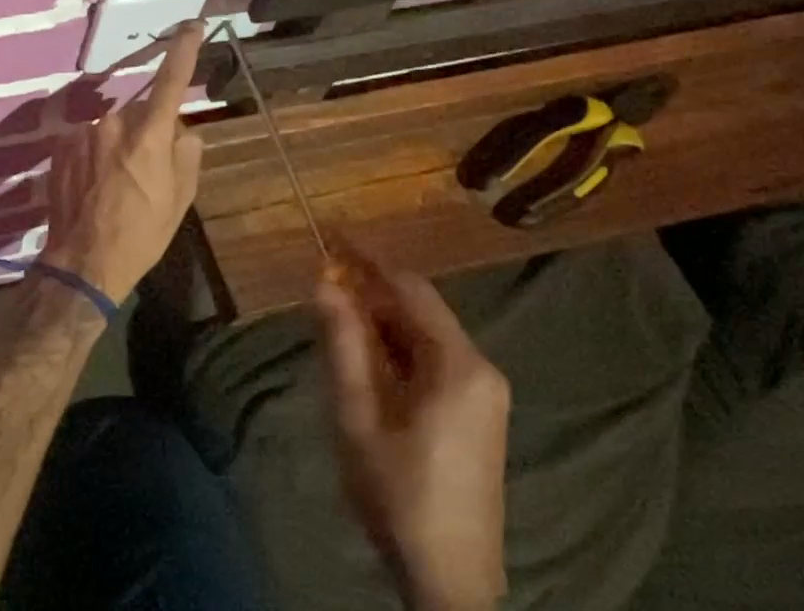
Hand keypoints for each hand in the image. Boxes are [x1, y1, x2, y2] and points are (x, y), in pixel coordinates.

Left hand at [39, 21, 205, 302]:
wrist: (83, 261)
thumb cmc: (141, 234)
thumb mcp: (180, 201)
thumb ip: (187, 156)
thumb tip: (184, 134)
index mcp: (149, 136)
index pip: (171, 82)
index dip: (184, 51)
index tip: (193, 26)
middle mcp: (114, 124)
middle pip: (140, 113)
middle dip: (149, 132)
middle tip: (149, 172)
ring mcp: (82, 134)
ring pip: (112, 128)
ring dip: (118, 145)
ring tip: (116, 186)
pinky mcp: (60, 147)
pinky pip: (88, 140)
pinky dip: (95, 155)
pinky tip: (94, 186)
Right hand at [314, 262, 509, 610]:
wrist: (449, 572)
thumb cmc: (397, 490)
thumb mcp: (358, 414)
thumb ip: (343, 344)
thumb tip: (323, 282)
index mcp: (458, 363)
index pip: (409, 289)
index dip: (368, 257)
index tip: (331, 232)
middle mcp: (480, 367)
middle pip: (419, 310)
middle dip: (369, 289)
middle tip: (319, 277)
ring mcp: (484, 392)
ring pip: (424, 336)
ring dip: (379, 320)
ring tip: (331, 315)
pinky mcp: (477, 412)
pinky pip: (432, 360)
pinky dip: (395, 348)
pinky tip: (363, 357)